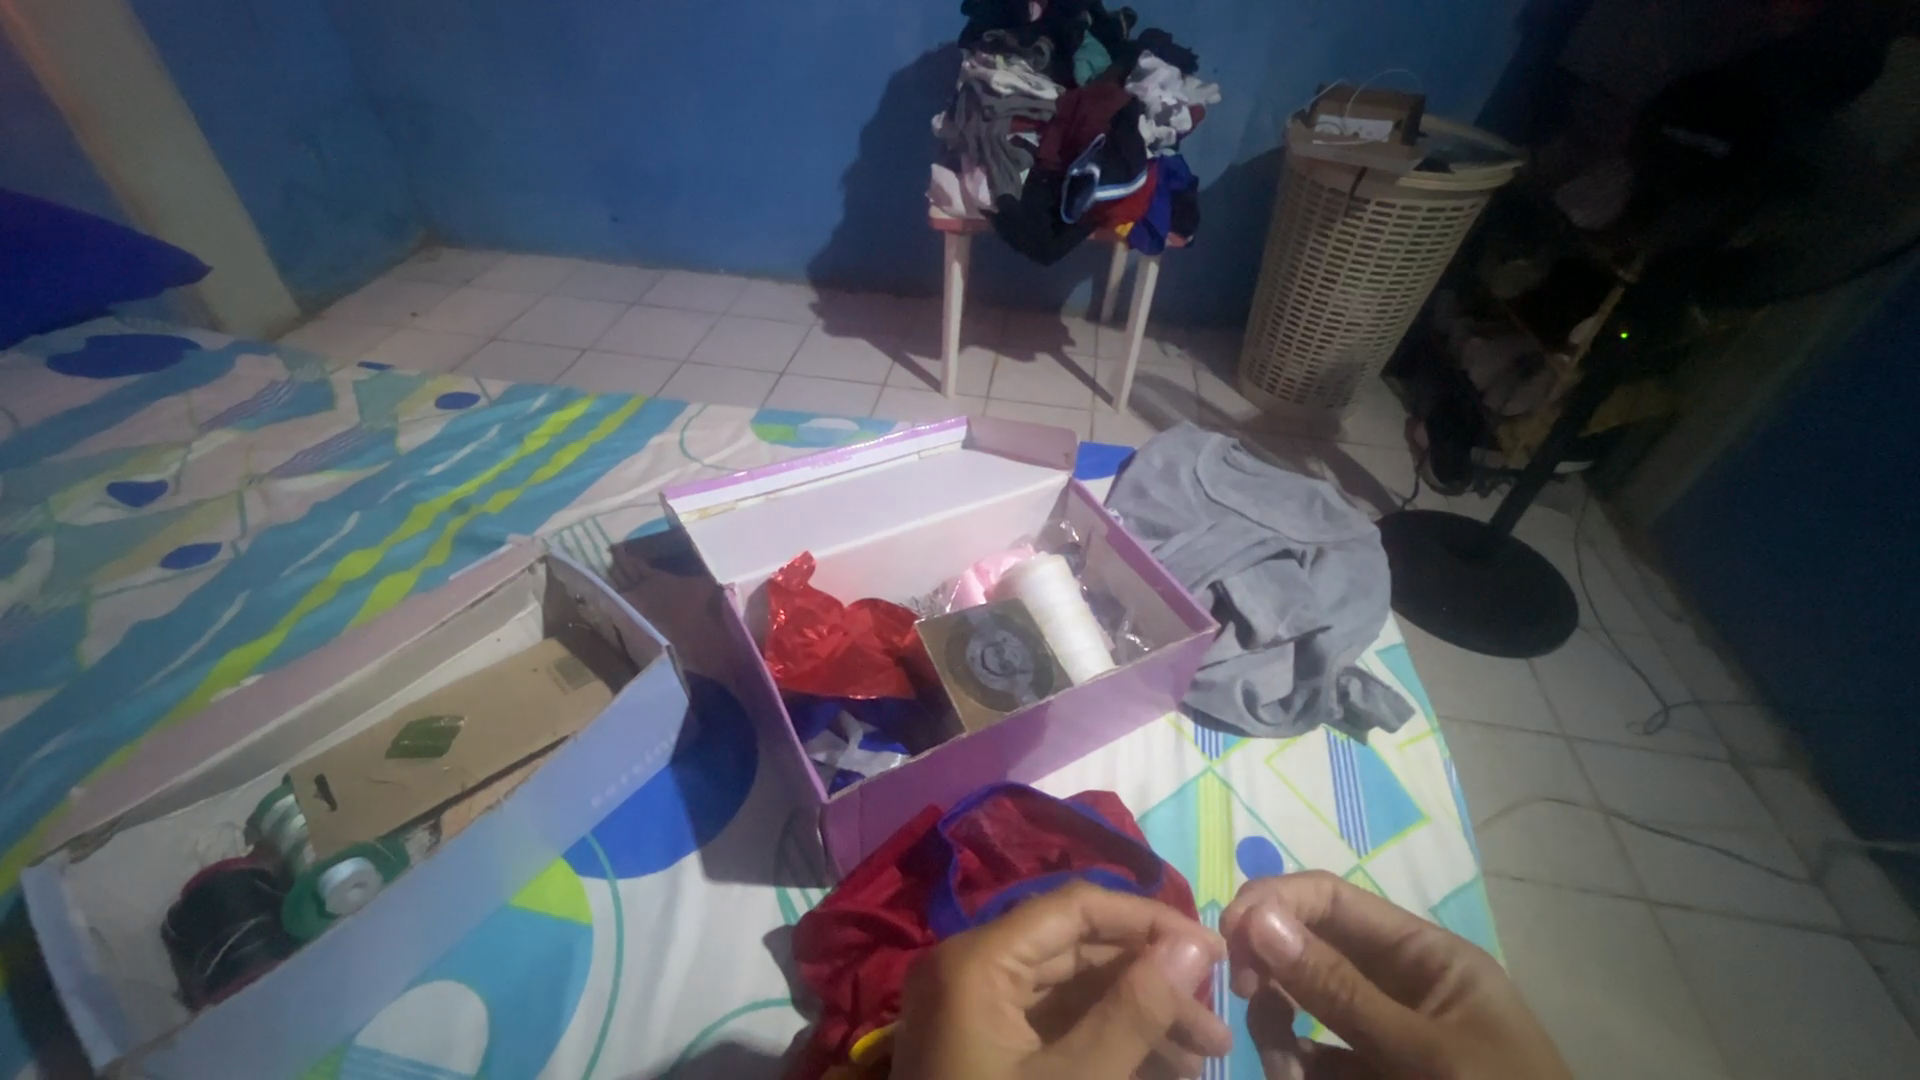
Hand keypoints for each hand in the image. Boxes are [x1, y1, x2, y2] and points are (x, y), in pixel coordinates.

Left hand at [892, 881, 1233, 1078]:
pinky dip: (1105, 1039)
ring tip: (1207, 1055)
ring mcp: (977, 1007)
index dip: (1148, 920)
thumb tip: (1192, 946)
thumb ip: (1133, 1012)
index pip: (1075, 907)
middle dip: (1150, 981)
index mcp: (979, 959)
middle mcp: (973, 967)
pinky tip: (1162, 1066)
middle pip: (1076, 950)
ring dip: (1137, 1015)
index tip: (1213, 948)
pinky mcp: (987, 1044)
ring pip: (1071, 990)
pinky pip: (1054, 1024)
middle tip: (1216, 1023)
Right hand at [1220, 871, 1570, 1079]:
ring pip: (1298, 1003)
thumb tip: (1257, 918)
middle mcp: (1397, 986)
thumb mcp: (1428, 1059)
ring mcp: (1381, 1039)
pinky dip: (1291, 1066)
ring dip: (1275, 1025)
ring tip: (1285, 1071)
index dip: (1273, 901)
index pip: (1332, 899)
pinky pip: (1309, 1057)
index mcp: (1426, 958)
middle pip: (1307, 945)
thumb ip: (1340, 990)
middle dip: (1269, 965)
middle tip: (1244, 992)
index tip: (1227, 934)